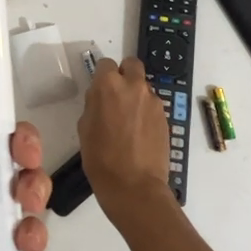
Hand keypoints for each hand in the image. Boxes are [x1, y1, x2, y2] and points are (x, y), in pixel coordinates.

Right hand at [77, 57, 170, 224]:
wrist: (133, 186)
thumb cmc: (100, 158)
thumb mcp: (85, 127)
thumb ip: (94, 103)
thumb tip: (102, 98)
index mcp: (108, 85)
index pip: (106, 64)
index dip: (102, 75)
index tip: (100, 89)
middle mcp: (134, 87)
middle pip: (132, 65)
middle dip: (125, 74)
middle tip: (118, 95)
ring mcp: (153, 102)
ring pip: (144, 87)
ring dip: (137, 96)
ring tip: (130, 121)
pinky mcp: (165, 118)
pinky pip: (153, 106)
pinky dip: (146, 113)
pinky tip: (140, 133)